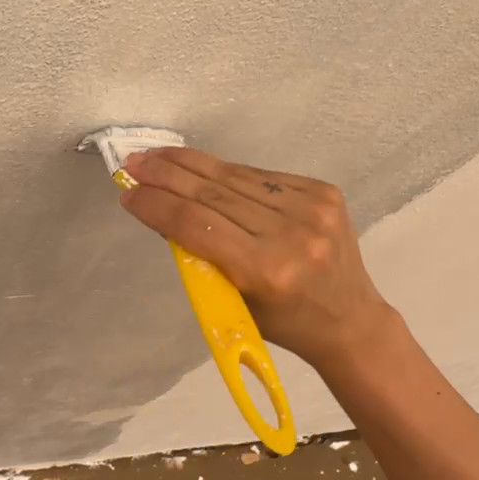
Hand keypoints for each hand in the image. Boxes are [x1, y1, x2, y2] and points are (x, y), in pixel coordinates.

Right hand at [118, 146, 402, 368]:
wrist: (351, 320)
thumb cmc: (284, 323)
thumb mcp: (233, 301)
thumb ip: (202, 255)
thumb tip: (164, 209)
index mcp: (265, 270)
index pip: (196, 224)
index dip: (157, 205)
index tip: (127, 194)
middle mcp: (291, 234)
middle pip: (211, 193)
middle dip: (165, 175)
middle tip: (132, 162)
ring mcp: (311, 209)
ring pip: (233, 176)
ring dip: (189, 164)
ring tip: (157, 156)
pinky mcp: (323, 192)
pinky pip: (258, 175)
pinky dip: (224, 171)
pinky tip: (198, 167)